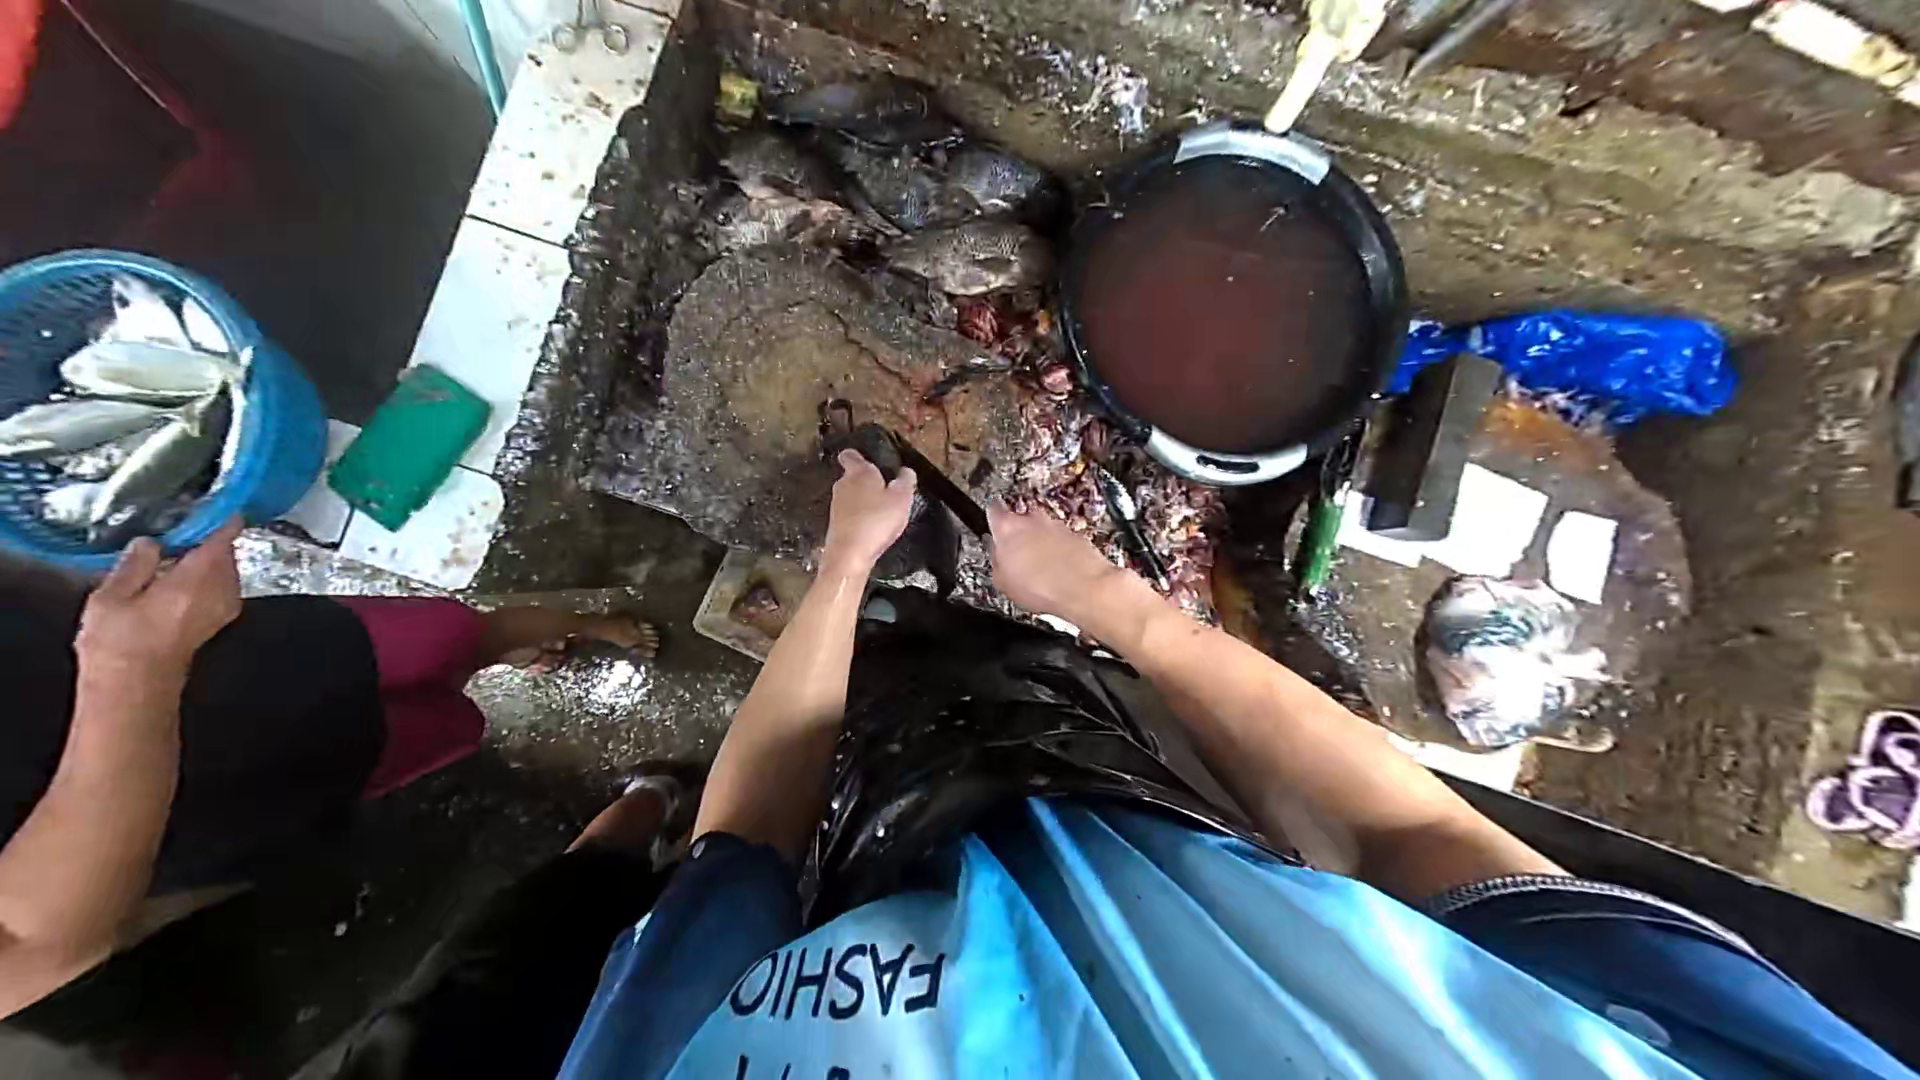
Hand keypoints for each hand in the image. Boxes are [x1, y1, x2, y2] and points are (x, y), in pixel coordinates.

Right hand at [76, 519, 243, 680]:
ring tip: (174, 558)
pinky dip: (209, 577)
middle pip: (226, 556)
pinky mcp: (225, 615)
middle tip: (181, 534)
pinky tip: (181, 581)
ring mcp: (230, 603)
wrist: (139, 676)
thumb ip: (136, 564)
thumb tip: (152, 541)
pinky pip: (224, 586)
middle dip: (209, 544)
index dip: (224, 525)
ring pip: (226, 571)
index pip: (222, 542)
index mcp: (199, 579)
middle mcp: (224, 588)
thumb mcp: (113, 595)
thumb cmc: (121, 636)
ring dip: (208, 562)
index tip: (226, 510)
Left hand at [821, 450, 914, 578]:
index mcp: (858, 472)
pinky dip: (860, 517)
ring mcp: (836, 505)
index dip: (859, 456)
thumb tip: (906, 470)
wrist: (849, 554)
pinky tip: (872, 528)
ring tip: (882, 512)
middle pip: (853, 476)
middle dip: (867, 481)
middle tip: (887, 490)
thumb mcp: (902, 498)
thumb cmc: (877, 520)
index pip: (850, 455)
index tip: (870, 462)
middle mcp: (843, 484)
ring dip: (864, 501)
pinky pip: (850, 514)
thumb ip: (906, 481)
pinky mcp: (835, 524)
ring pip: (851, 496)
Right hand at [987, 503, 1127, 619]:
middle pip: (1020, 521)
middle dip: (1018, 536)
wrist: (1084, 588)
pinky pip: (1061, 540)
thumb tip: (994, 552)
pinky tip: (1058, 571)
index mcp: (1007, 528)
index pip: (993, 511)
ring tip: (1040, 570)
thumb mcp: (1002, 582)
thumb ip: (995, 560)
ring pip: (1041, 530)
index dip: (992, 519)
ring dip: (1040, 544)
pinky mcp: (1076, 535)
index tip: (992, 530)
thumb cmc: (1040, 587)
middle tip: (1017, 558)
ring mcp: (1056, 525)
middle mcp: (1032, 520)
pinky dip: (1058, 551)